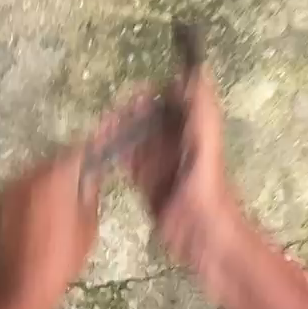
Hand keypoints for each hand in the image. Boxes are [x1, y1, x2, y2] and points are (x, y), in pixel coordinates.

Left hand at [0, 149, 100, 308]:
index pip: (75, 154)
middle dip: (65, 171)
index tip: (95, 159)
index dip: (87, 155)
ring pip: (33, 176)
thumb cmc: (61, 259)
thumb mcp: (88, 227)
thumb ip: (89, 194)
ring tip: (56, 207)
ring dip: (46, 184)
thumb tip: (89, 177)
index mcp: (54, 179)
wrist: (22, 286)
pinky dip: (29, 196)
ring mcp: (8, 189)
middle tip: (77, 186)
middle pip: (52, 163)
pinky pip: (19, 191)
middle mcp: (28, 177)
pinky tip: (37, 217)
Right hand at [117, 66, 249, 281]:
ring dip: (118, 133)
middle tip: (108, 116)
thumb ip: (201, 110)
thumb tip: (198, 70)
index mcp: (194, 131)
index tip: (132, 93)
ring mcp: (161, 165)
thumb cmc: (208, 192)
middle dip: (128, 114)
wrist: (205, 239)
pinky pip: (129, 164)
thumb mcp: (206, 145)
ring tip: (99, 131)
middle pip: (149, 120)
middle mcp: (177, 145)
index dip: (152, 94)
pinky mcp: (148, 185)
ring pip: (136, 140)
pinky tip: (100, 151)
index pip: (171, 102)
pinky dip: (115, 155)